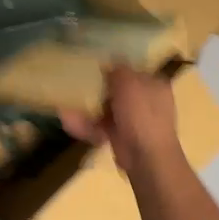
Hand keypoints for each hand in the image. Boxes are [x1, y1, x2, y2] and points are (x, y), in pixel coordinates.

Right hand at [59, 66, 181, 175]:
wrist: (146, 157)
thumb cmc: (141, 115)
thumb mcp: (129, 84)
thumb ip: (118, 70)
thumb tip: (109, 62)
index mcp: (154, 85)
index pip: (134, 71)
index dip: (115, 68)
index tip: (95, 67)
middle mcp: (146, 102)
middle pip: (117, 90)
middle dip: (96, 90)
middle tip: (76, 85)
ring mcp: (134, 121)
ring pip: (106, 109)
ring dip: (86, 109)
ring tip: (64, 107)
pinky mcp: (121, 136)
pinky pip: (101, 126)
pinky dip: (86, 125)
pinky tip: (68, 121)